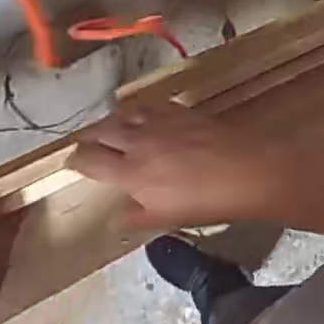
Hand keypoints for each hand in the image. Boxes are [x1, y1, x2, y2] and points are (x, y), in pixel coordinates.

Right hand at [67, 108, 274, 229]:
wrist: (250, 170)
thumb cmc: (209, 201)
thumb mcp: (169, 218)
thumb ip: (138, 216)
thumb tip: (116, 219)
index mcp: (130, 172)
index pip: (89, 161)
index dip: (76, 160)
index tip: (73, 162)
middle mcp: (141, 143)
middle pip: (103, 132)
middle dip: (91, 136)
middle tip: (89, 141)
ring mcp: (165, 123)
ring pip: (128, 113)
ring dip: (116, 119)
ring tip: (114, 125)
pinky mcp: (188, 112)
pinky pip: (156, 105)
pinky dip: (145, 109)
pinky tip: (149, 113)